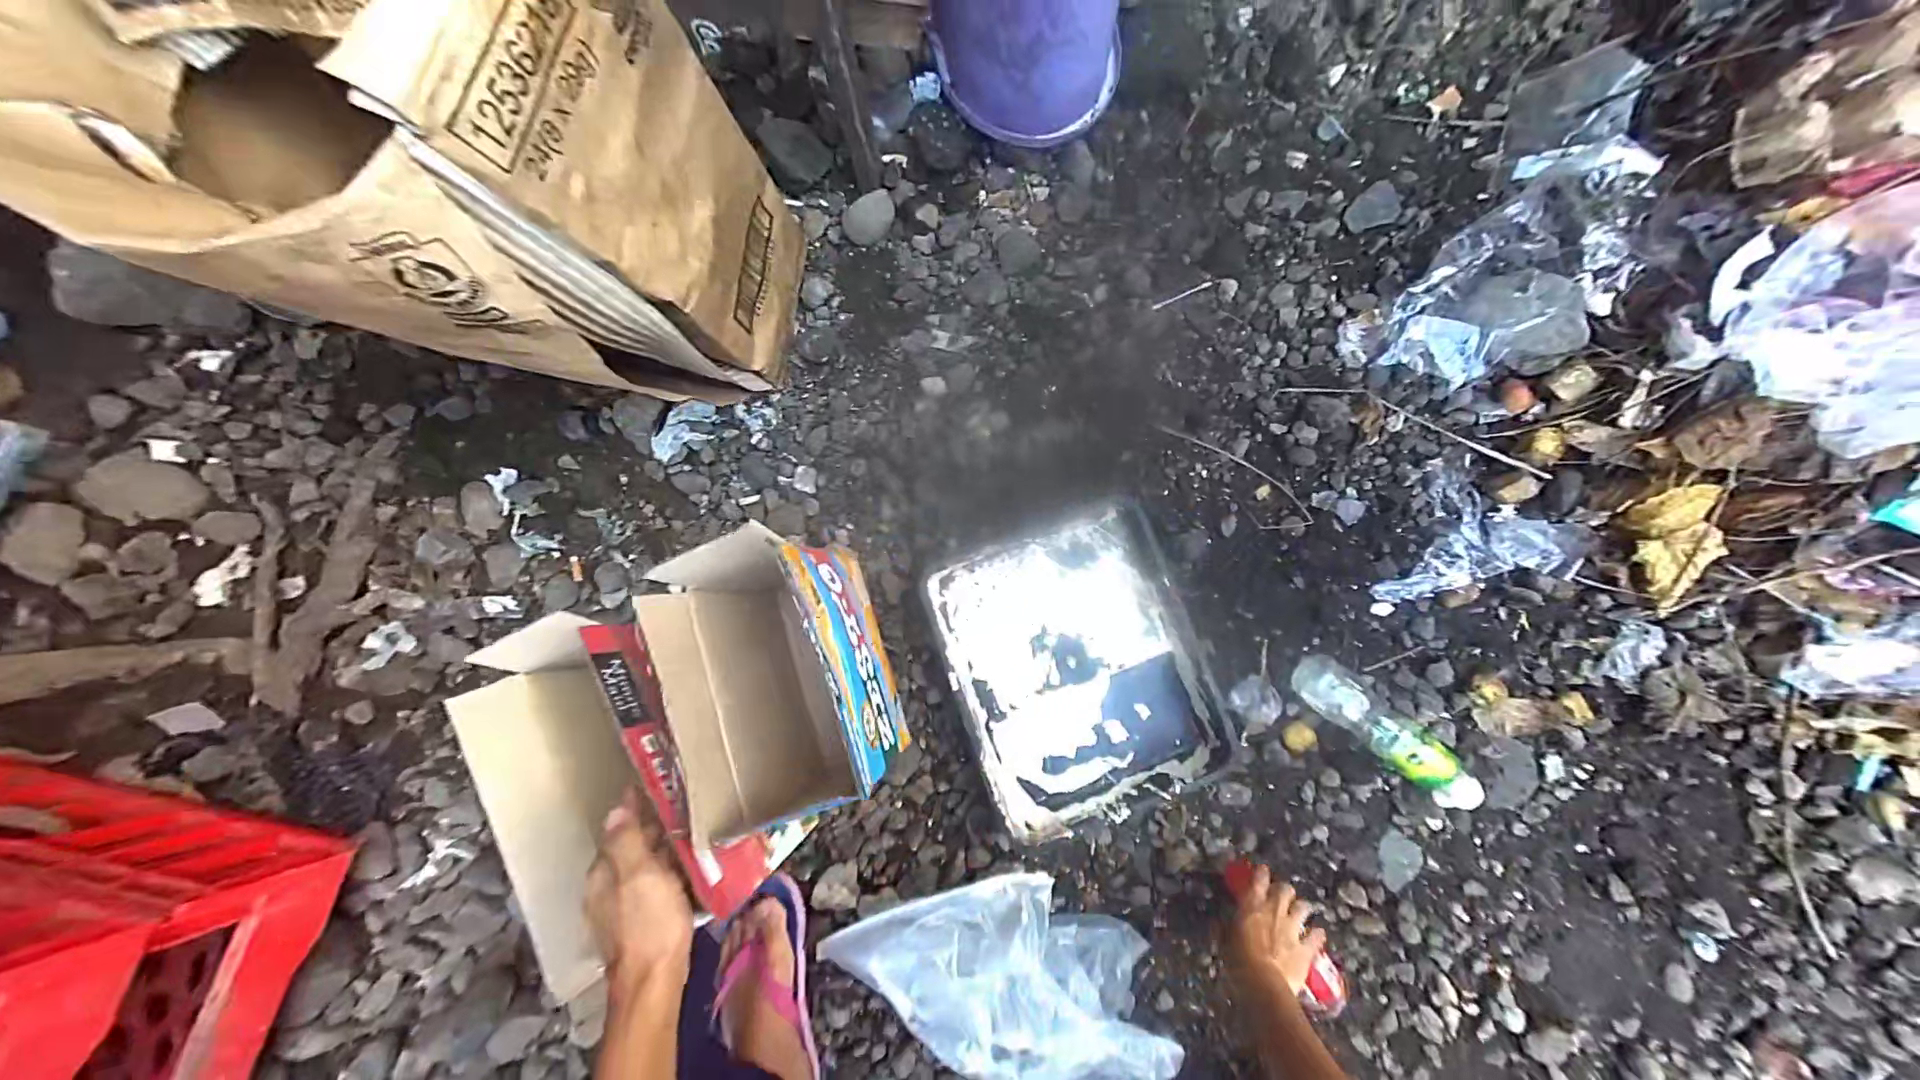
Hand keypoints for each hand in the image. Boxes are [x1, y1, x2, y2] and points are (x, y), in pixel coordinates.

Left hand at [586, 789, 693, 988]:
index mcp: (604, 873)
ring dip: (663, 848)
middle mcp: (608, 887)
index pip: (618, 829)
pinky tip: (689, 867)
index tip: (659, 786)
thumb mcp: (640, 875)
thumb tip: (615, 809)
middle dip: (653, 826)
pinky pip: (656, 882)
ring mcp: (624, 906)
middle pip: (631, 846)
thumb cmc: (649, 922)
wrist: (654, 979)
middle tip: (685, 804)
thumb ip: (626, 841)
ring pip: (645, 865)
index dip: (635, 807)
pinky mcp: (643, 920)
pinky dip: (669, 870)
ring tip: (692, 829)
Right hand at [1229, 866, 1326, 998]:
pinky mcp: (1306, 949)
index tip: (1261, 870)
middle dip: (1283, 889)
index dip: (1261, 873)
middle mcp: (1274, 911)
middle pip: (1285, 889)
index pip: (1258, 879)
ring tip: (1299, 912)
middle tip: (1280, 894)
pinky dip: (1317, 934)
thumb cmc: (1237, 960)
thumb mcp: (1223, 941)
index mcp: (1252, 905)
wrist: (1263, 985)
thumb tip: (1219, 923)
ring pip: (1303, 908)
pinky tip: (1317, 935)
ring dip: (1301, 908)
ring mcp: (1293, 929)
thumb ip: (1223, 928)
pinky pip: (1317, 937)